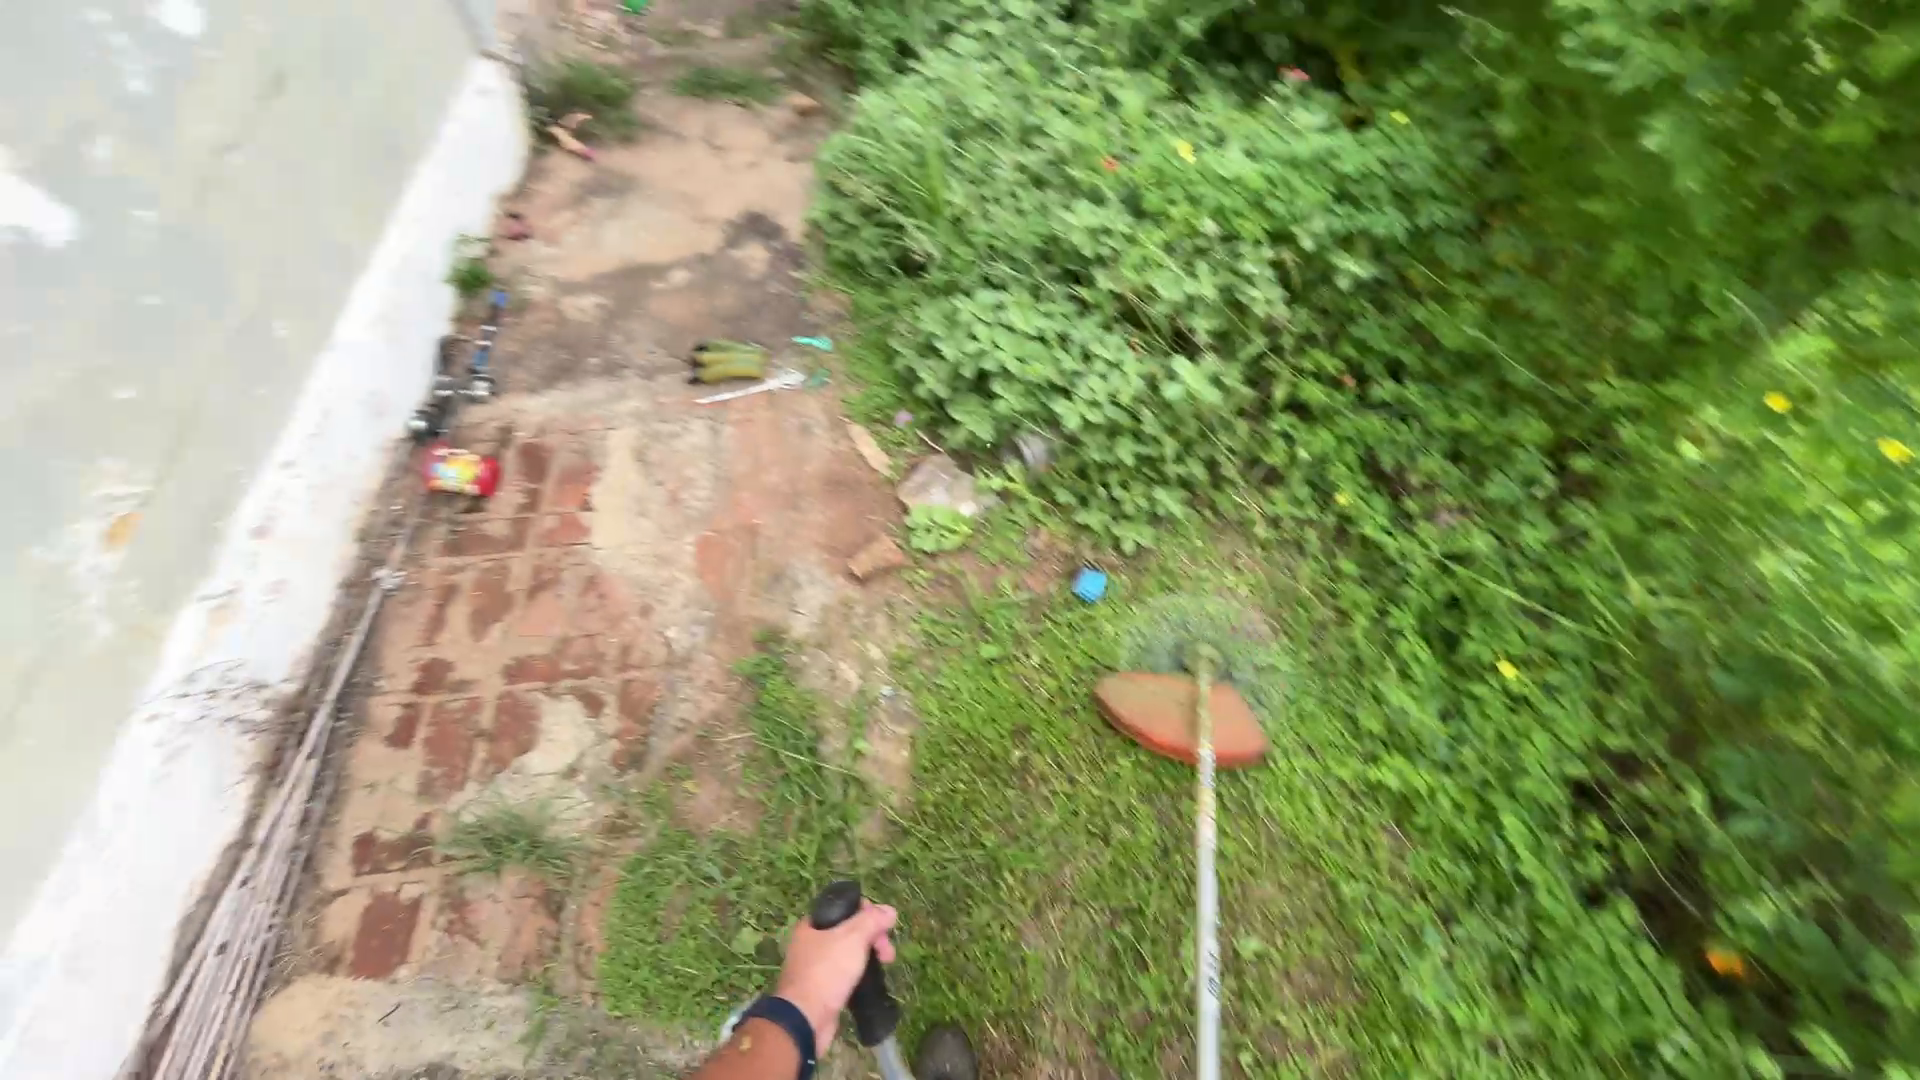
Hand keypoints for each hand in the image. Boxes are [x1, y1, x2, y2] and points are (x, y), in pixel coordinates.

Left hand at [773, 899, 897, 1053]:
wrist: (805, 1020)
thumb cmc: (827, 971)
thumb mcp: (853, 937)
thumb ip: (872, 920)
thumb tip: (890, 910)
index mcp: (813, 923)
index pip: (846, 907)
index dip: (869, 914)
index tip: (884, 928)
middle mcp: (811, 942)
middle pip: (850, 930)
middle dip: (874, 938)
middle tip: (887, 953)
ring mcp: (815, 967)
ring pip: (849, 953)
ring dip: (869, 956)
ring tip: (885, 966)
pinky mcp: (821, 989)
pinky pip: (844, 973)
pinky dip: (858, 974)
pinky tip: (868, 980)